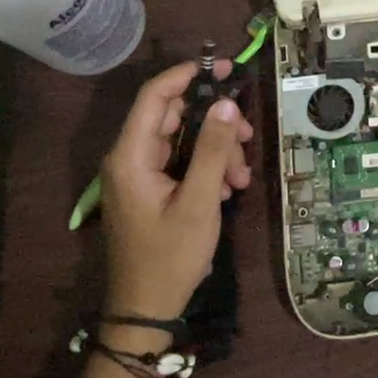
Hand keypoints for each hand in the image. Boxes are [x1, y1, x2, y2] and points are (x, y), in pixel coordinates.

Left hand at [99, 60, 253, 322]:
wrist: (145, 309)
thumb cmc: (169, 256)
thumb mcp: (199, 202)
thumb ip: (213, 150)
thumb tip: (227, 104)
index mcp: (131, 155)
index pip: (155, 96)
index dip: (188, 75)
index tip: (224, 68)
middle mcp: (130, 157)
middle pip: (174, 117)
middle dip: (215, 122)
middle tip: (247, 135)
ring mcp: (139, 174)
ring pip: (183, 140)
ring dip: (217, 150)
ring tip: (241, 177)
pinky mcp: (150, 189)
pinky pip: (181, 162)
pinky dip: (207, 167)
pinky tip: (230, 187)